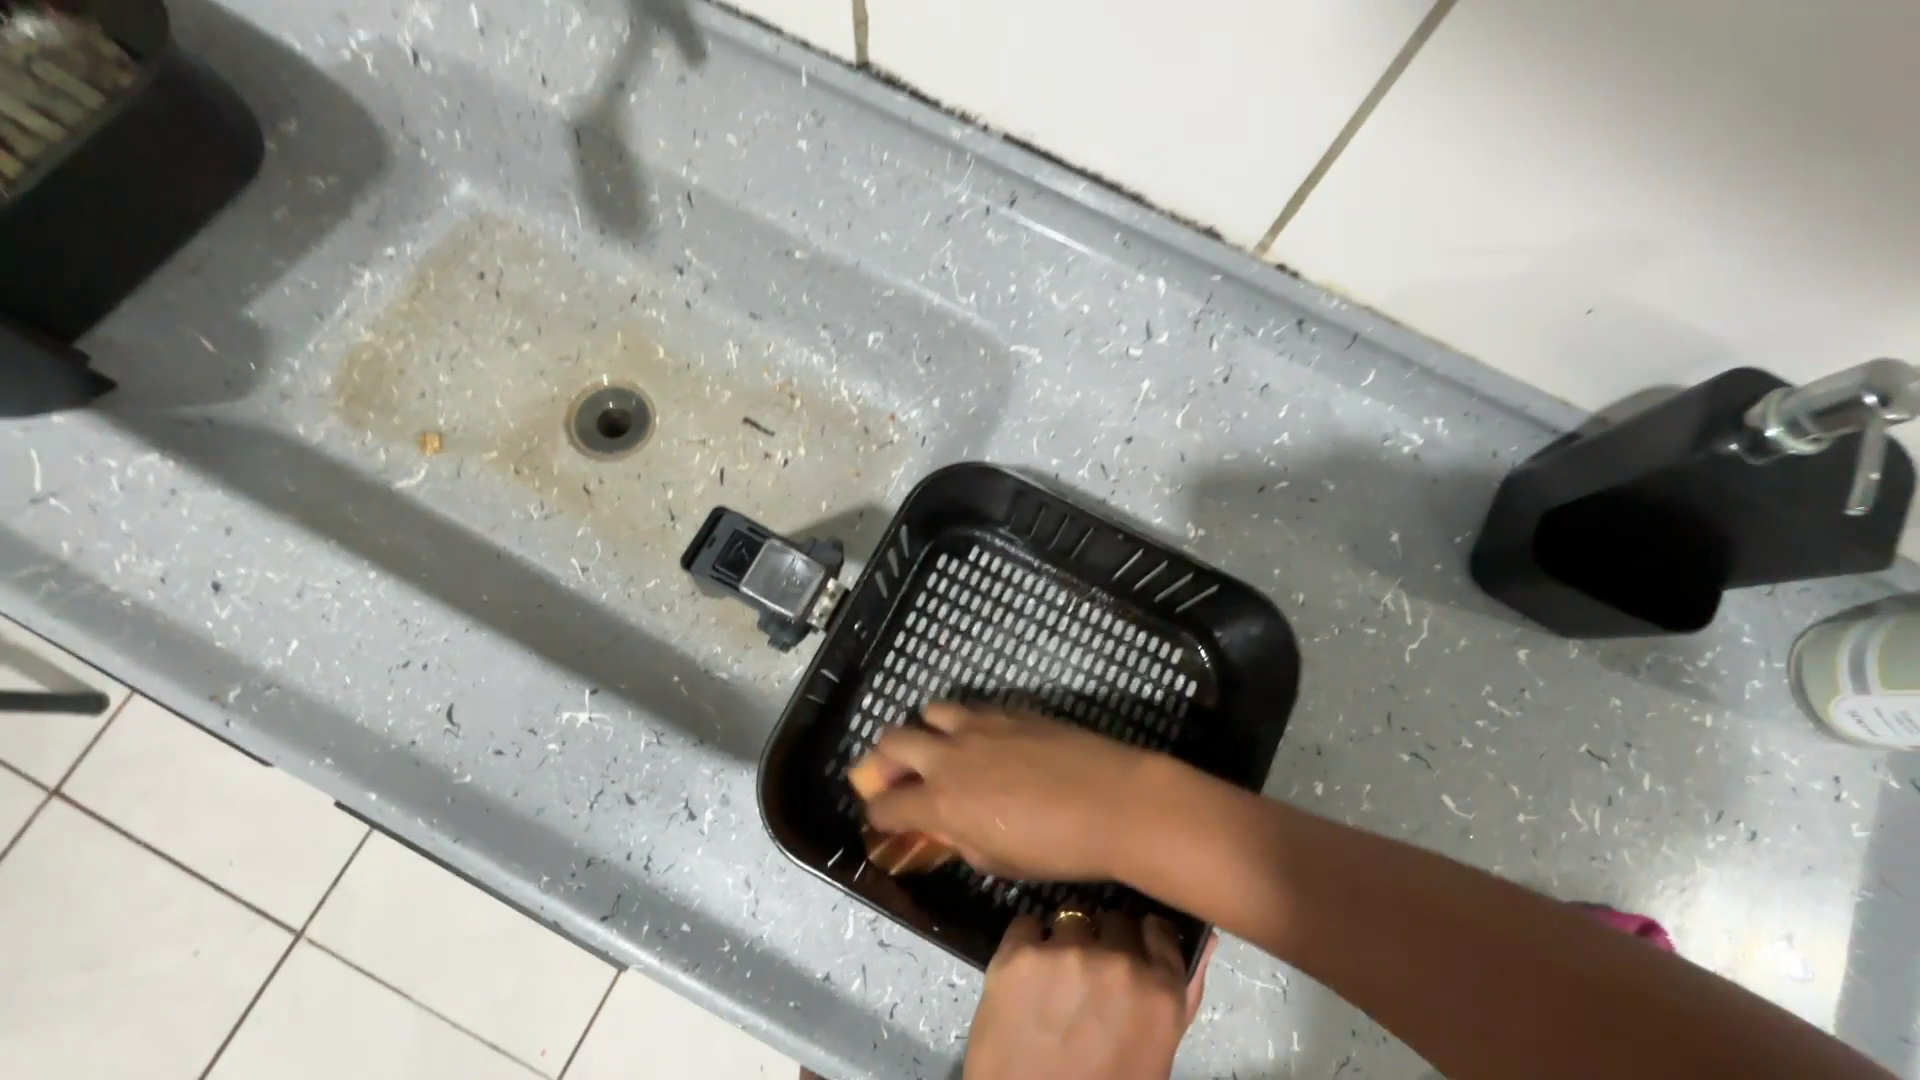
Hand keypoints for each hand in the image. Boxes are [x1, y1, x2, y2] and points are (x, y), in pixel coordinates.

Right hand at [862, 703, 1165, 879]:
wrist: (1115, 802)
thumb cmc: (1057, 848)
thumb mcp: (999, 863)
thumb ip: (963, 842)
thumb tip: (951, 829)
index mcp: (942, 802)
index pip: (887, 805)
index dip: (878, 815)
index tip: (882, 819)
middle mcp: (950, 756)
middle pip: (892, 741)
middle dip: (885, 760)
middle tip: (897, 776)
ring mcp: (980, 726)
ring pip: (930, 711)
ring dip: (925, 730)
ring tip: (940, 748)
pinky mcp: (1011, 710)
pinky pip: (972, 708)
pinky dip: (964, 723)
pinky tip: (984, 741)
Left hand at [966, 909, 1214, 1079]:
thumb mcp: (1160, 1053)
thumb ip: (1183, 994)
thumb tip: (1204, 941)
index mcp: (1160, 990)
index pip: (1157, 930)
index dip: (1141, 938)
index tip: (1130, 949)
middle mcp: (1118, 961)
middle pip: (1112, 921)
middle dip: (1103, 940)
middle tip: (1088, 973)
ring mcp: (1067, 953)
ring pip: (1069, 918)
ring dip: (1064, 940)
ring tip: (1054, 978)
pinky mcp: (1020, 953)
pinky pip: (1026, 924)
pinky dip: (1026, 943)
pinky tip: (1026, 976)